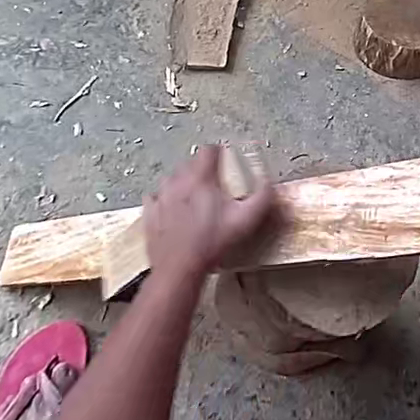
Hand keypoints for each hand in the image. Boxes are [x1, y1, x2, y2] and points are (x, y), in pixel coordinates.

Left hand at [141, 145, 276, 284]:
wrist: (180, 269)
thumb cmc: (212, 243)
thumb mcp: (246, 220)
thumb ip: (262, 197)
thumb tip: (268, 183)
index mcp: (201, 179)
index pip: (208, 150)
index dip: (219, 153)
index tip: (225, 162)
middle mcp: (178, 183)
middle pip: (190, 163)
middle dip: (203, 169)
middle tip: (215, 184)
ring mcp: (161, 198)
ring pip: (172, 178)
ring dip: (183, 182)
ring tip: (195, 196)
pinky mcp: (151, 214)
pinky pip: (156, 197)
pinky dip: (166, 199)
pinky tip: (174, 208)